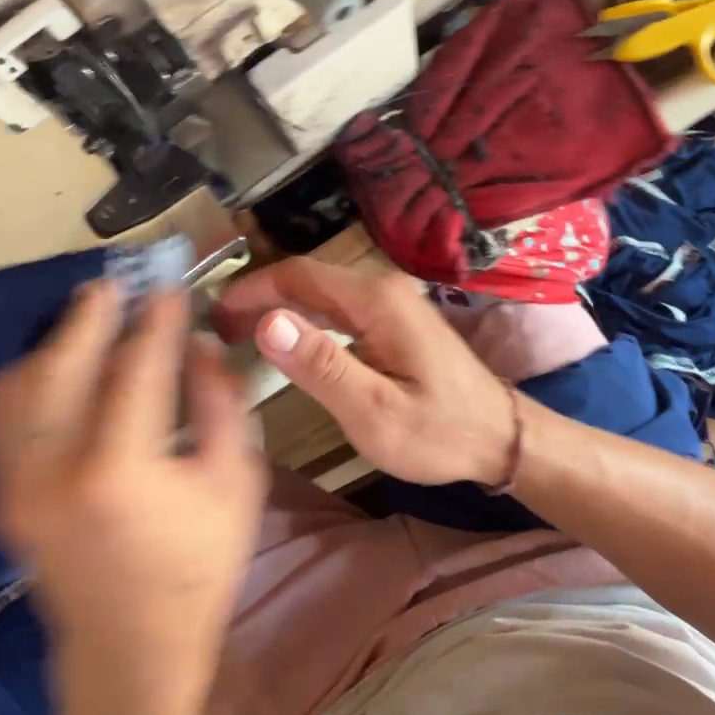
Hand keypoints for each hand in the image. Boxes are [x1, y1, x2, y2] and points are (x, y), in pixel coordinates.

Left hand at [0, 284, 265, 714]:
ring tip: (86, 321)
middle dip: (89, 316)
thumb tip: (198, 344)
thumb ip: (220, 405)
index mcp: (118, 471)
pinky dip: (25, 380)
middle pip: (60, 364)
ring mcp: (15, 487)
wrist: (130, 649)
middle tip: (113, 286)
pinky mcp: (0, 498)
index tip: (168, 288)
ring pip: (18, 385)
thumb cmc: (195, 569)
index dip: (155, 321)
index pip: (135, 369)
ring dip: (52, 344)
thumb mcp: (235, 484)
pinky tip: (54, 366)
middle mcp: (52, 472)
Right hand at [213, 258, 515, 486]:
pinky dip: (304, 319)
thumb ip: (320, 365)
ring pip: (321, 293)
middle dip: (259, 297)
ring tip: (239, 335)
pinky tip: (286, 342)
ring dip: (279, 308)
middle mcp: (382, 289)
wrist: (499, 438)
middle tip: (219, 330)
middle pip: (307, 279)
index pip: (298, 276)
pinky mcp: (394, 320)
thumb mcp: (373, 410)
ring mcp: (391, 303)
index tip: (214, 314)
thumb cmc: (438, 433)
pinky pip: (338, 308)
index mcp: (376, 301)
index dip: (252, 289)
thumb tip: (267, 321)